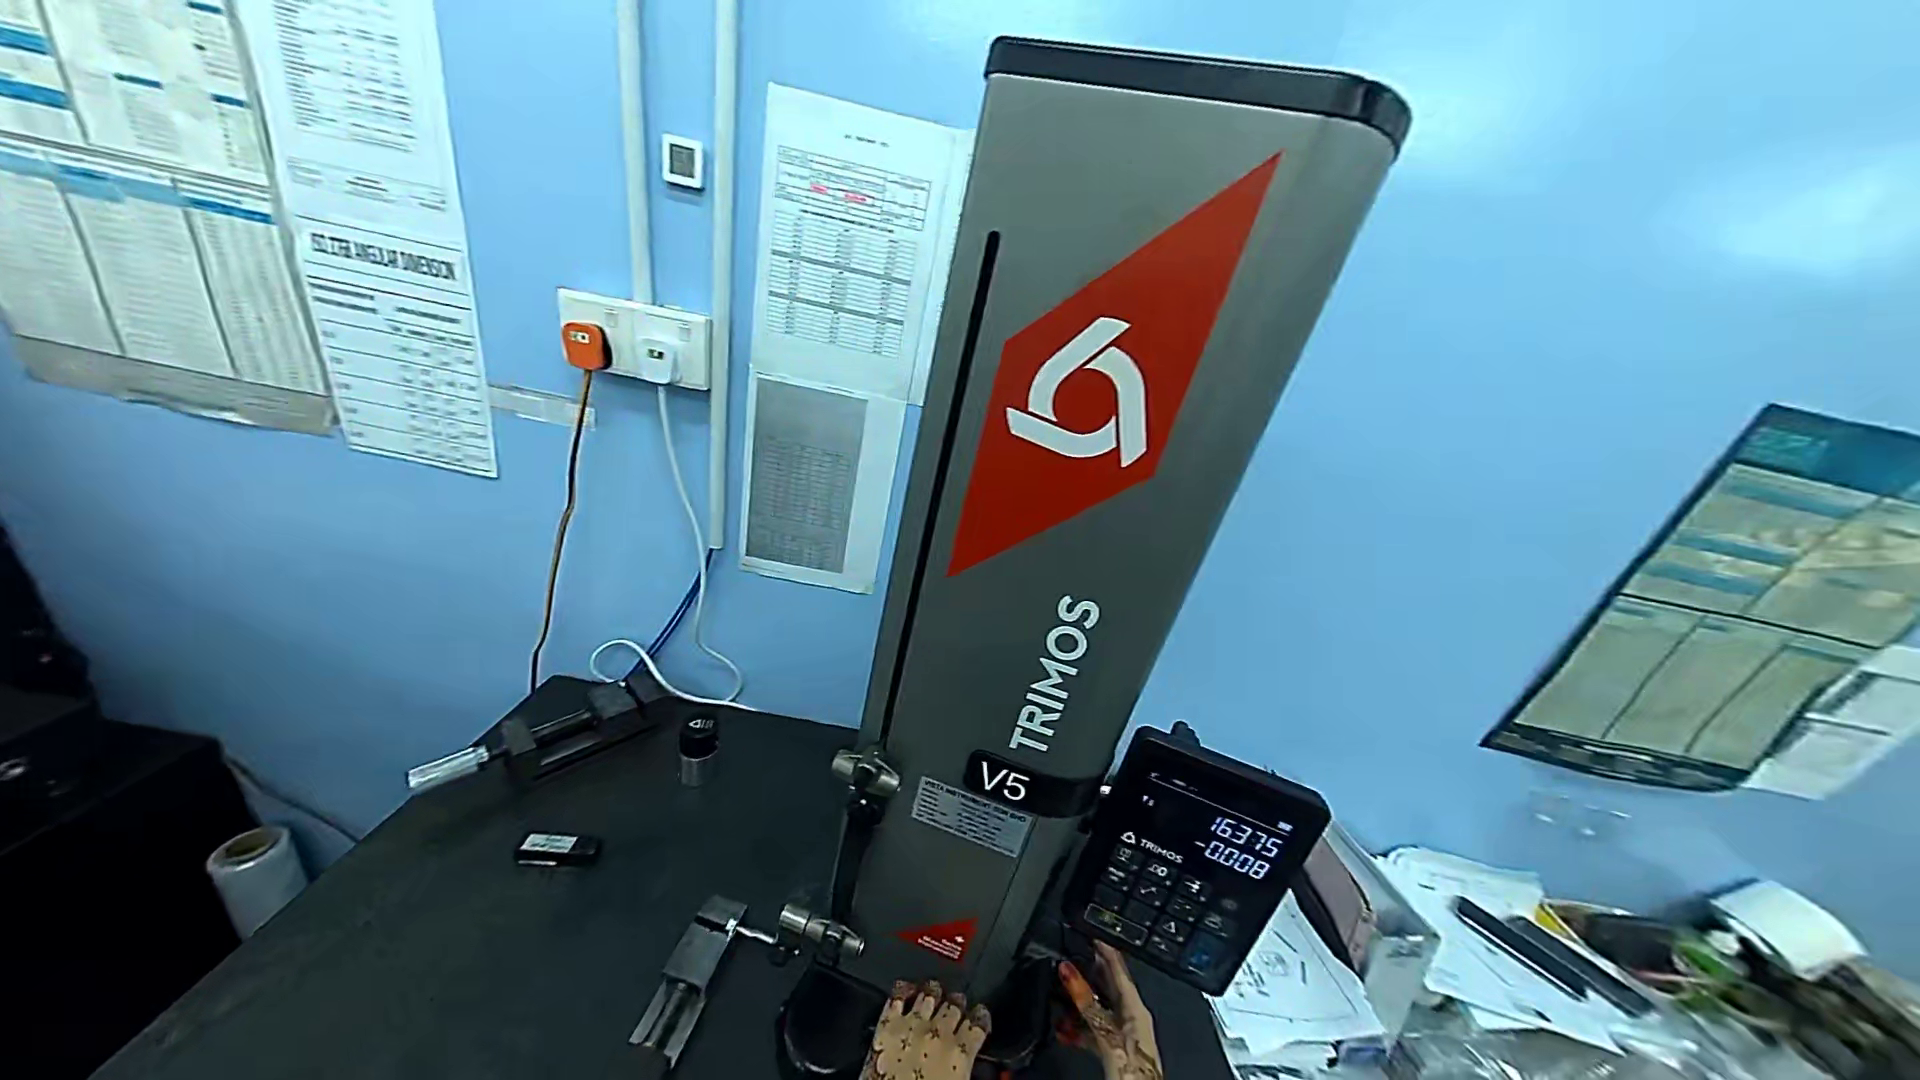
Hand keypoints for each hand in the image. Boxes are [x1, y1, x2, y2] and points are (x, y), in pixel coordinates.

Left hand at [864, 979, 990, 1079]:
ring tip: (934, 996)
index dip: (980, 1018)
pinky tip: (908, 990)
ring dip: (934, 995)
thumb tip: (968, 1067)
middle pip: (954, 1005)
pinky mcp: (889, 1024)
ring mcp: (913, 1024)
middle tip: (955, 1008)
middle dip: (957, 1005)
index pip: (978, 1023)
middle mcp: (939, 1032)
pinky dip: (905, 990)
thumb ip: (966, 1071)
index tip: (979, 1017)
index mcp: (959, 1053)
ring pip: (930, 994)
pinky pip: (899, 994)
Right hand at [1058, 942, 1163, 1079]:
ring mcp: (1125, 1037)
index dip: (1104, 949)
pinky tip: (1064, 1031)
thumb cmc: (1131, 1069)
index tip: (1088, 931)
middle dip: (1087, 973)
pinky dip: (1080, 1029)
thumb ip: (1086, 1001)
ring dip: (1079, 1004)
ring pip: (1099, 1010)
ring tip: (1057, 995)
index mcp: (1137, 1008)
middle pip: (1108, 987)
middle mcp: (1133, 1018)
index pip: (1119, 969)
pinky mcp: (1117, 1053)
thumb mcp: (1105, 1032)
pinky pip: (1096, 1032)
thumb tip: (1067, 968)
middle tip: (1068, 956)